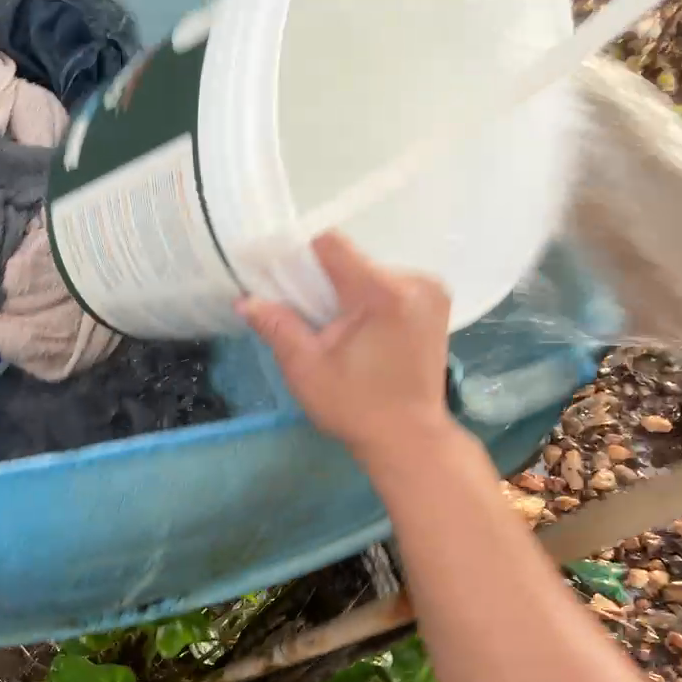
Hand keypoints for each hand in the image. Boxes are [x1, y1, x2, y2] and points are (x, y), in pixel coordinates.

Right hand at [237, 232, 455, 464]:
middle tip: (305, 320)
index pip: (332, 245)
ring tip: (334, 332)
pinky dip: (367, 303)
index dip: (298, 256)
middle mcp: (414, 280)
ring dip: (346, 295)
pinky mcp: (436, 304)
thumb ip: (276, 326)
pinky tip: (359, 334)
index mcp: (382, 292)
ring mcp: (431, 291)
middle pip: (351, 262)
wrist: (407, 436)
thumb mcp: (304, 367)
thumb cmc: (352, 405)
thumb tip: (245, 300)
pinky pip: (389, 288)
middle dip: (323, 285)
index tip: (277, 277)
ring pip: (369, 275)